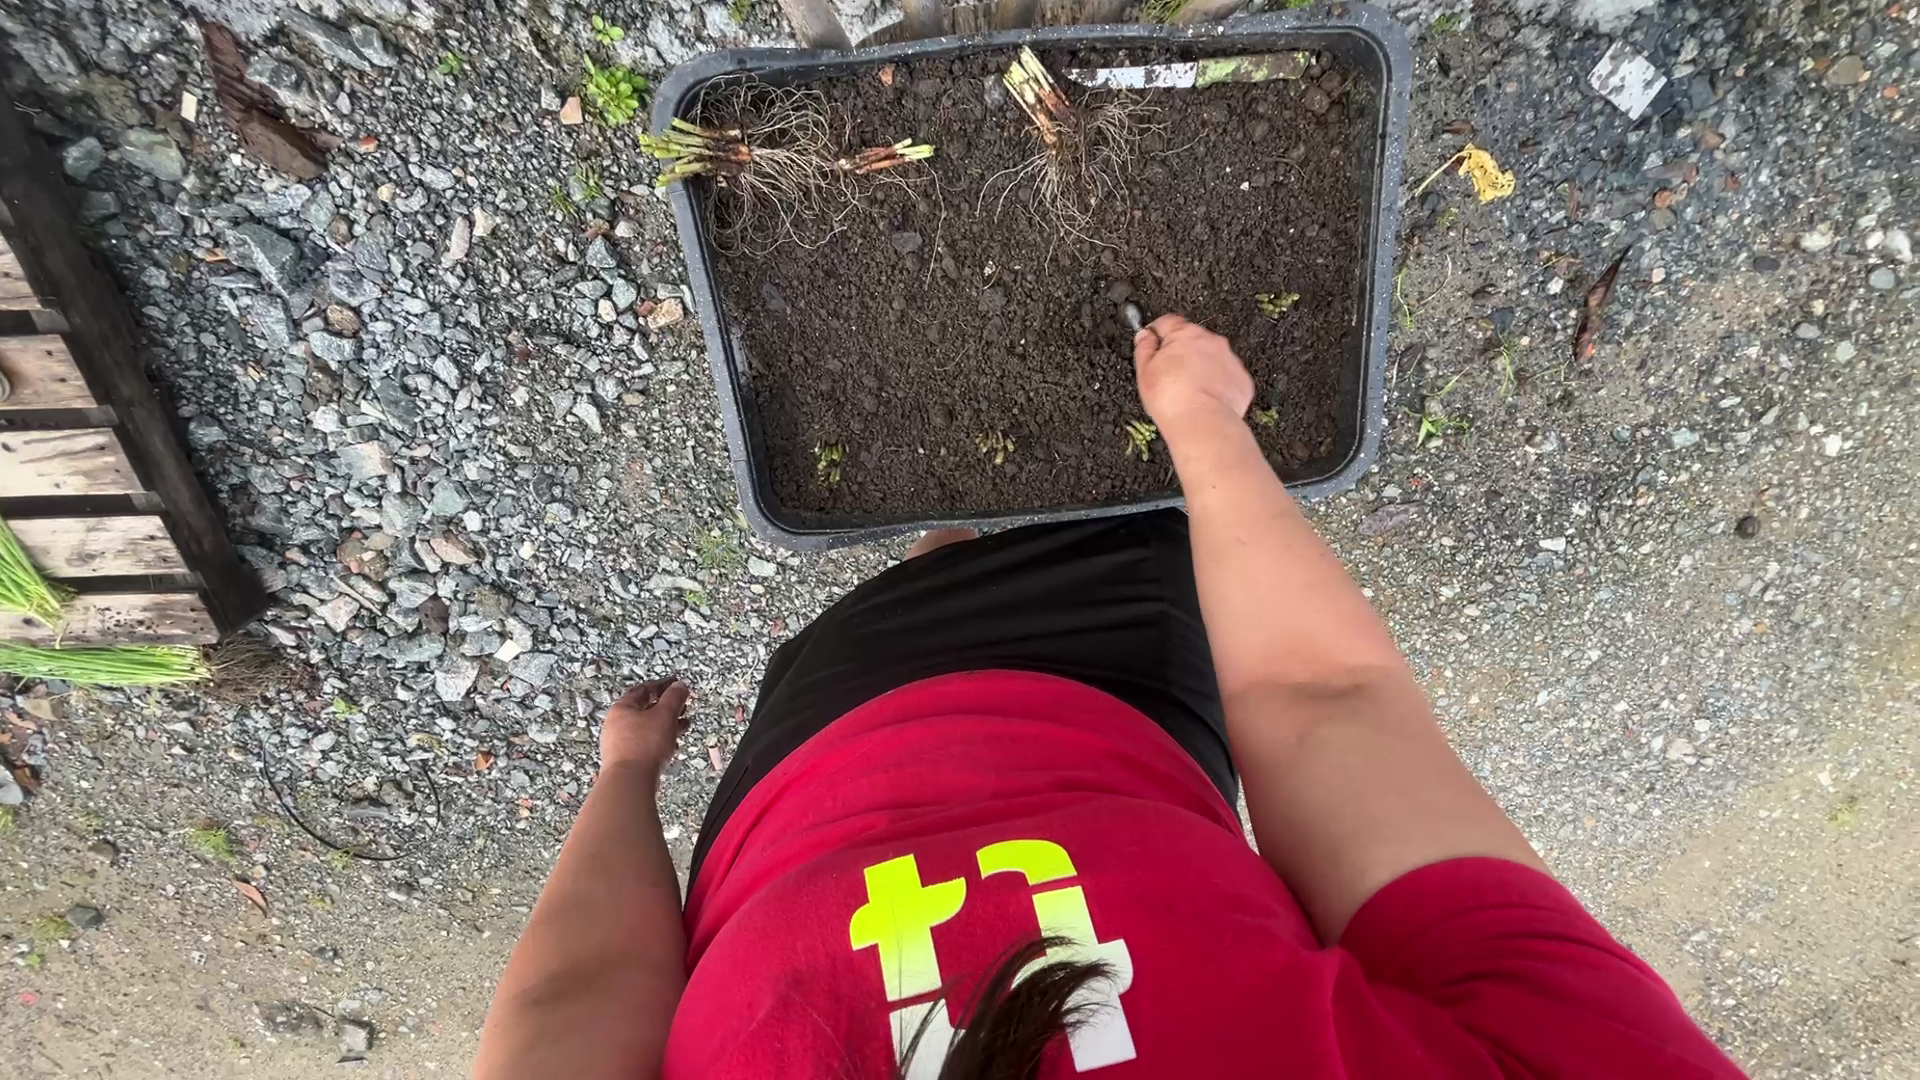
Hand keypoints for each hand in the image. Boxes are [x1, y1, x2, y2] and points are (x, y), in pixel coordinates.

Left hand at [600, 678, 690, 775]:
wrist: (630, 781)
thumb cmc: (642, 747)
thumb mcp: (665, 714)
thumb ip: (674, 697)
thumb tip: (680, 686)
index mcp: (622, 708)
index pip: (644, 689)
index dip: (663, 685)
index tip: (676, 685)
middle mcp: (616, 724)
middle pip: (645, 708)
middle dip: (667, 707)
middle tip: (681, 705)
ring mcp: (619, 743)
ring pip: (646, 727)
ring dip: (666, 724)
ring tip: (682, 725)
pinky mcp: (626, 758)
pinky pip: (645, 743)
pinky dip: (660, 739)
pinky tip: (671, 743)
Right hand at [1133, 314, 1254, 441]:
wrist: (1201, 422)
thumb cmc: (1172, 398)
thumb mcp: (1144, 371)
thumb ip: (1144, 347)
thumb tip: (1145, 336)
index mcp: (1184, 334)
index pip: (1167, 322)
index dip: (1157, 334)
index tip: (1152, 344)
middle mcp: (1211, 341)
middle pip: (1192, 340)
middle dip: (1181, 354)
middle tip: (1168, 376)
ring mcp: (1229, 359)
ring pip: (1211, 358)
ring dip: (1200, 368)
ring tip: (1187, 391)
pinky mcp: (1240, 379)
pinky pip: (1226, 376)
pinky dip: (1216, 384)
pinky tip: (1203, 398)